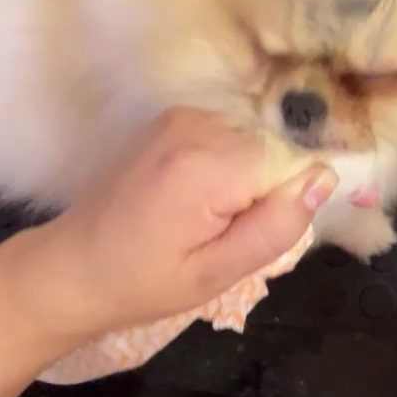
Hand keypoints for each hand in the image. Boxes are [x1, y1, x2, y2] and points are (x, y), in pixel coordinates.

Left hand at [8, 109, 336, 342]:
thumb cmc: (143, 282)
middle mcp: (198, 124)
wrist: (72, 266)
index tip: (264, 229)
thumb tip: (325, 177)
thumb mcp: (216, 274)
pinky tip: (200, 195)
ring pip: (257, 141)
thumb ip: (275, 227)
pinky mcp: (179, 115)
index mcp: (206, 166)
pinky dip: (232, 163)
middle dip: (268, 188)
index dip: (289, 197)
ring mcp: (185, 114)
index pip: (292, 161)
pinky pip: (235, 135)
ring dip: (251, 176)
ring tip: (210, 215)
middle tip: (228, 231)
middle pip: (275, 149)